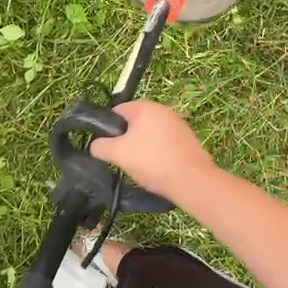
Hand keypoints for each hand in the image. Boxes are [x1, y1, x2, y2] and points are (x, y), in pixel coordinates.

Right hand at [91, 100, 219, 202]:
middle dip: (126, 139)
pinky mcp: (187, 138)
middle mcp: (162, 109)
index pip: (116, 112)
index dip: (108, 129)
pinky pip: (165, 142)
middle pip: (134, 122)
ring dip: (143, 146)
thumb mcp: (117, 154)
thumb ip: (100, 146)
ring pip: (149, 133)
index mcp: (144, 107)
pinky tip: (159, 168)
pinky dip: (159, 152)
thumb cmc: (152, 162)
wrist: (191, 180)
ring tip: (142, 167)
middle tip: (124, 159)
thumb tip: (96, 145)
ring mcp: (177, 123)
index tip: (109, 148)